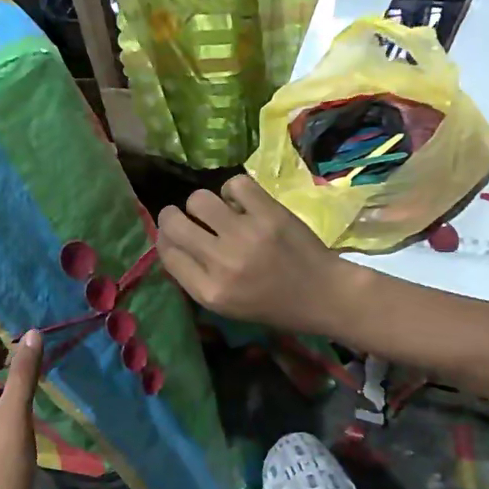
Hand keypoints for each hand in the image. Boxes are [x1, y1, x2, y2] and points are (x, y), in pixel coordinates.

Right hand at [157, 174, 354, 335]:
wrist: (323, 294)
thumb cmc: (272, 304)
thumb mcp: (225, 304)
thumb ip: (194, 276)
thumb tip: (169, 240)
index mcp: (209, 292)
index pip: (166, 252)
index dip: (165, 238)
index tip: (175, 235)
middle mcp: (222, 263)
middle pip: (173, 223)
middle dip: (173, 216)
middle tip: (187, 217)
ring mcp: (245, 235)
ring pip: (199, 199)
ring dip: (204, 203)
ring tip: (220, 211)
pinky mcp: (268, 213)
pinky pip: (234, 184)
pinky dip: (234, 190)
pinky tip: (243, 203)